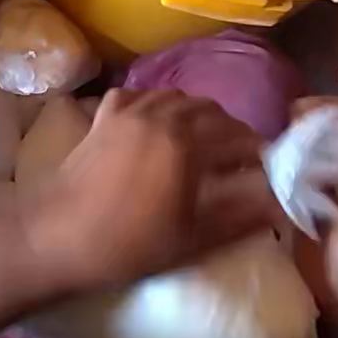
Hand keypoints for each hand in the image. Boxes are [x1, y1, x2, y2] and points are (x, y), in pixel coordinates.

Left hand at [19, 89, 278, 294]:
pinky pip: (132, 95)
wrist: (58, 235)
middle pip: (206, 109)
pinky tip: (153, 121)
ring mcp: (124, 113)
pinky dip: (150, 101)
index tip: (266, 166)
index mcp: (184, 143)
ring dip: (193, 112)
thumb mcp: (192, 238)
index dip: (257, 149)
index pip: (236, 134)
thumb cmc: (128, 243)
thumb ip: (240, 216)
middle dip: (228, 128)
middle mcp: (156, 116)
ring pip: (171, 97)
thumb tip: (279, 204)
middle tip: (237, 156)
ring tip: (201, 139)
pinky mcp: (100, 119)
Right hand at [292, 65, 337, 337]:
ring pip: (313, 140)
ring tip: (279, 143)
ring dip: (296, 134)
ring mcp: (336, 184)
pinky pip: (291, 167)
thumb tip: (321, 130)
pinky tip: (266, 159)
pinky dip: (279, 158)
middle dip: (322, 112)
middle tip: (296, 121)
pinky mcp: (307, 201)